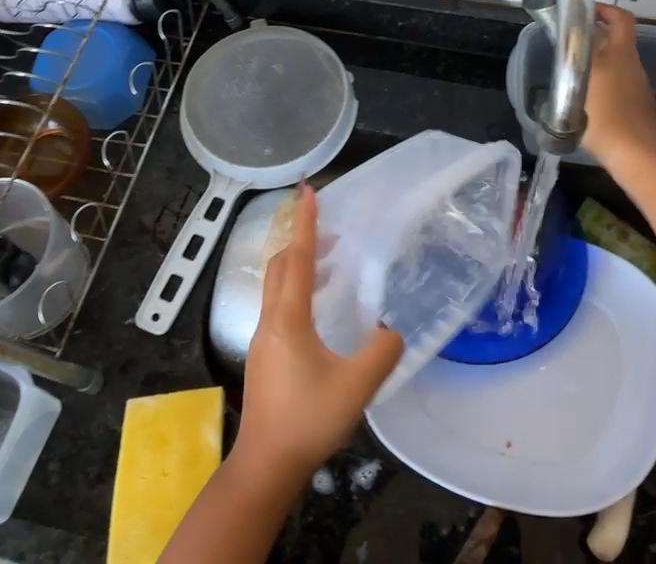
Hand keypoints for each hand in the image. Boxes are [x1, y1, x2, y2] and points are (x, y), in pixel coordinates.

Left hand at [236, 185, 403, 482]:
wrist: (266, 464)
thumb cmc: (308, 420)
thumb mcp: (357, 386)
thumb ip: (381, 352)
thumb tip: (391, 330)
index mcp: (289, 320)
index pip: (298, 259)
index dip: (305, 223)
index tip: (308, 191)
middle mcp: (270, 322)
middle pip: (280, 267)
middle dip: (301, 240)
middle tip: (331, 230)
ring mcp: (263, 340)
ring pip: (276, 288)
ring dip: (299, 267)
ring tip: (331, 265)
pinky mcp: (265, 357)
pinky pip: (279, 307)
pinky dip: (297, 291)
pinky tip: (320, 311)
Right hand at [581, 5, 655, 165]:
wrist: (636, 153)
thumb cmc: (604, 117)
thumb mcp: (579, 86)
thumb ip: (573, 64)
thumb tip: (568, 47)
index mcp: (621, 54)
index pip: (622, 19)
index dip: (607, 10)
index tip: (588, 12)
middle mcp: (633, 64)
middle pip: (619, 41)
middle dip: (599, 38)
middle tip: (576, 43)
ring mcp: (640, 85)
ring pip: (621, 63)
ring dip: (603, 63)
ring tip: (578, 75)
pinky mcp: (642, 104)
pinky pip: (624, 84)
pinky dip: (610, 84)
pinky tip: (593, 101)